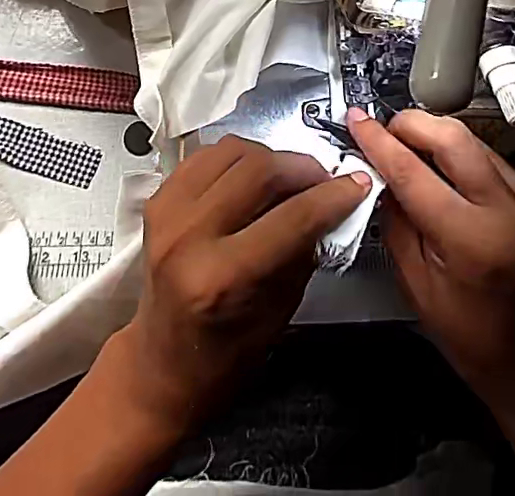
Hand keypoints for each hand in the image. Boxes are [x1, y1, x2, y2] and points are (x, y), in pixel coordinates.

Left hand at [119, 134, 371, 427]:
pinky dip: (236, 159)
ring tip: (288, 177)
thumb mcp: (280, 309)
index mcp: (218, 278)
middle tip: (324, 179)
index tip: (356, 184)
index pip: (290, 218)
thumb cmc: (224, 354)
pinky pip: (205, 156)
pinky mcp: (158, 200)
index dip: (332, 196)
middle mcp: (186, 237)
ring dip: (269, 157)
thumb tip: (330, 201)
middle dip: (302, 168)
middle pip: (258, 171)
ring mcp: (167, 213)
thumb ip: (304, 249)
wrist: (161, 363)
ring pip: (231, 151)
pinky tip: (252, 176)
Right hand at [346, 107, 514, 403]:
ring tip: (415, 154)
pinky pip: (496, 163)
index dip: (378, 141)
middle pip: (453, 137)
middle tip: (387, 131)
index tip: (359, 122)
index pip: (413, 172)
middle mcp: (512, 213)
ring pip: (476, 142)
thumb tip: (380, 176)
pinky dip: (467, 162)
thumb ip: (396, 224)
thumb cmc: (480, 339)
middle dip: (412, 124)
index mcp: (473, 242)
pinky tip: (453, 181)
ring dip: (439, 140)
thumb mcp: (418, 286)